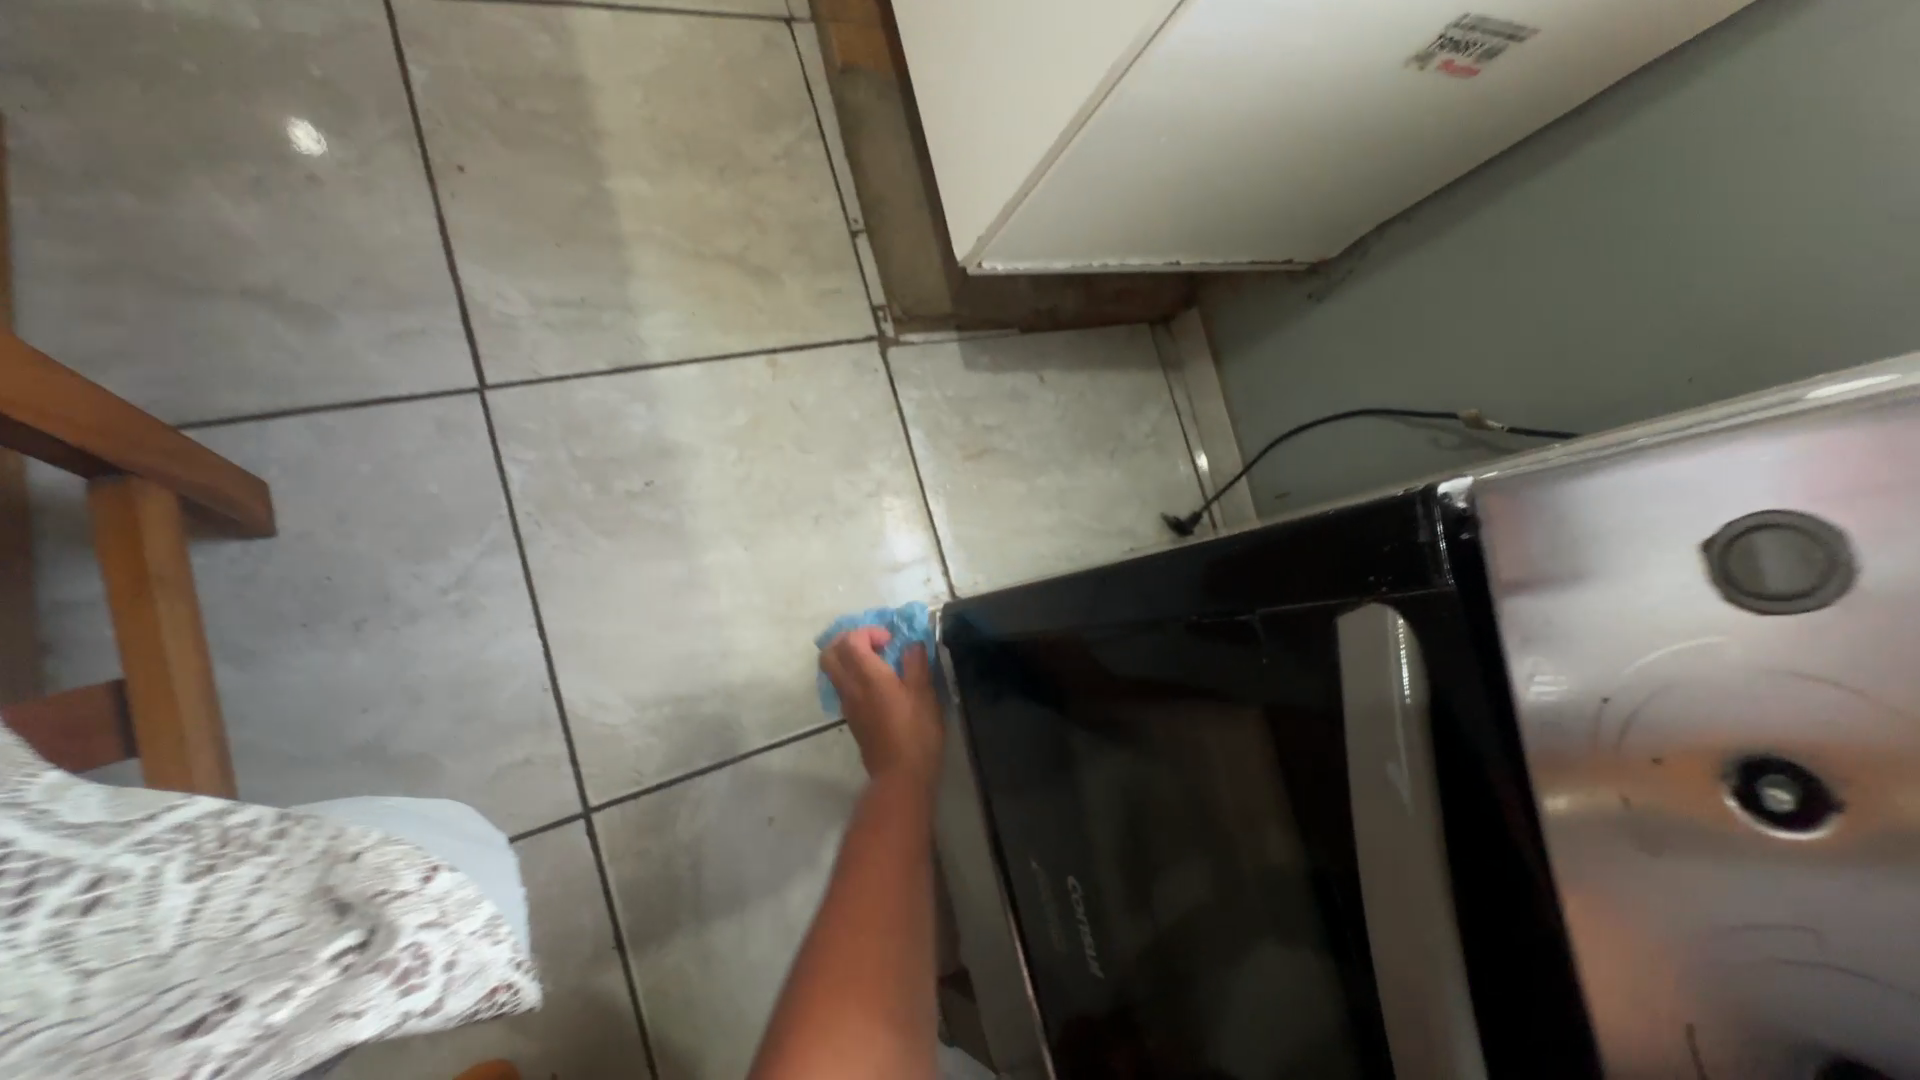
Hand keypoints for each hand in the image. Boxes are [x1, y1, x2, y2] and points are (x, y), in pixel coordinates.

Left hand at [819, 628, 943, 786]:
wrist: (900, 774)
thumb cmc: (916, 732)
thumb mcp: (924, 693)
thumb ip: (916, 663)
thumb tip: (911, 644)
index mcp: (868, 676)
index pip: (850, 641)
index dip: (868, 632)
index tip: (890, 640)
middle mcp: (850, 687)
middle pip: (829, 653)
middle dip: (847, 640)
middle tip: (873, 643)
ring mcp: (847, 703)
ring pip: (831, 670)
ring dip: (847, 657)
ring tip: (875, 661)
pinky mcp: (850, 717)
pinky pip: (841, 685)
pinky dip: (851, 674)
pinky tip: (876, 683)